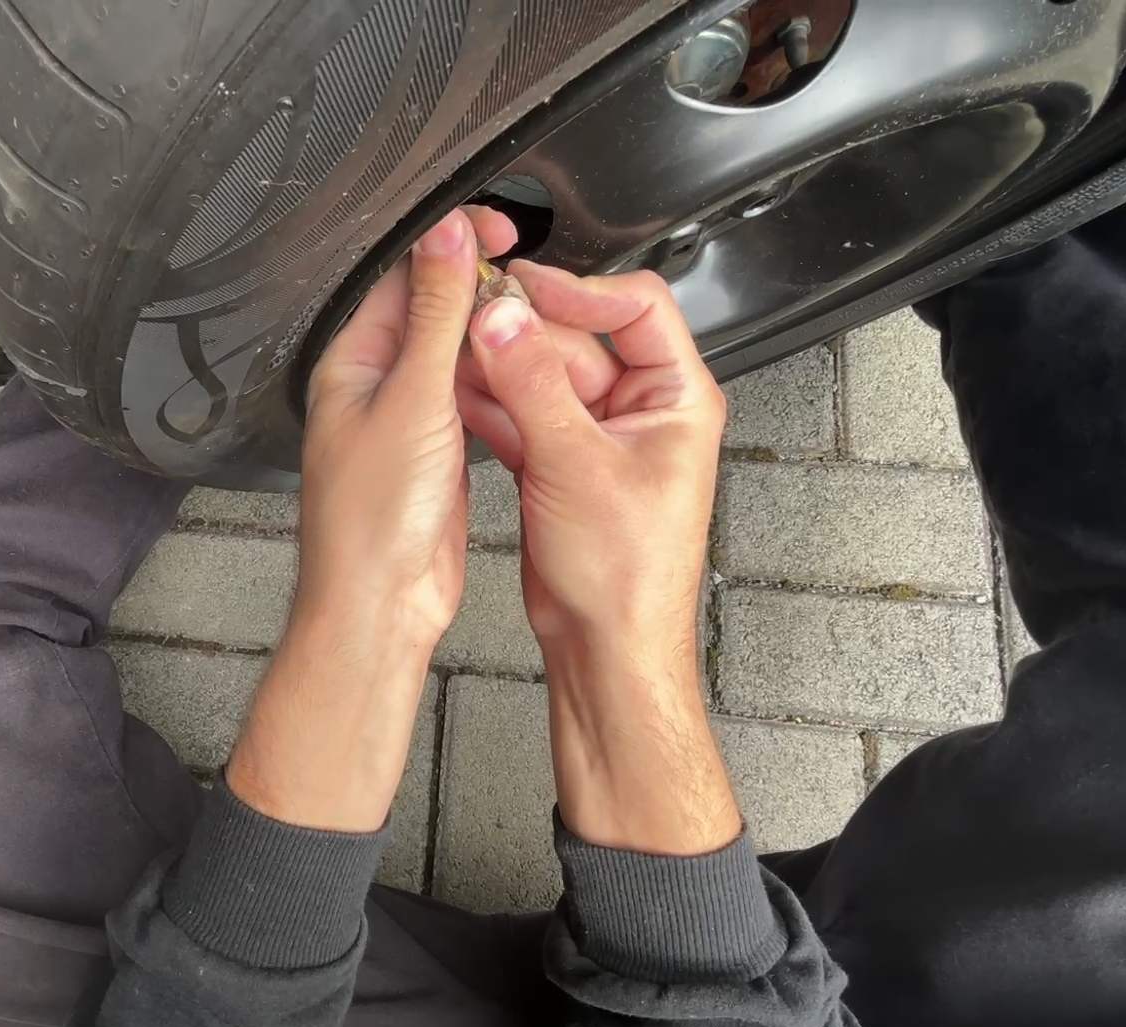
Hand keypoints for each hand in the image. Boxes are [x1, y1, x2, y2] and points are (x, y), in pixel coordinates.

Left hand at [227, 207, 513, 831]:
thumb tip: (446, 241)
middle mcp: (372, 388)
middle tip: (525, 271)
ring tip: (528, 314)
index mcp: (351, 364)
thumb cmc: (372, 519)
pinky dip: (489, 378)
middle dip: (475, 284)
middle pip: (426, 310)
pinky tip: (515, 370)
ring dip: (485, 331)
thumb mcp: (412, 402)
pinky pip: (461, 398)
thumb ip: (433, 318)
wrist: (381, 601)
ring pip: (448, 354)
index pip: (400, 276)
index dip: (451, 243)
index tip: (500, 228)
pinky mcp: (431, 453)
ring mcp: (403, 420)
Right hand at [458, 268, 739, 854]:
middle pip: (574, 344)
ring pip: (540, 381)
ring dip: (498, 368)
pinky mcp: (556, 465)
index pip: (636, 309)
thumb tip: (503, 322)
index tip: (523, 285)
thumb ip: (535, 387)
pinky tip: (458, 396)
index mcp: (673, 398)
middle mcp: (636, 412)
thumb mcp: (578, 467)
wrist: (604, 642)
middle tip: (469, 321)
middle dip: (521, 333)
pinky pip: (521, 418)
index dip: (579, 290)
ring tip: (453, 352)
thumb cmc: (627, 575)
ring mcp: (592, 438)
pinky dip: (491, 408)